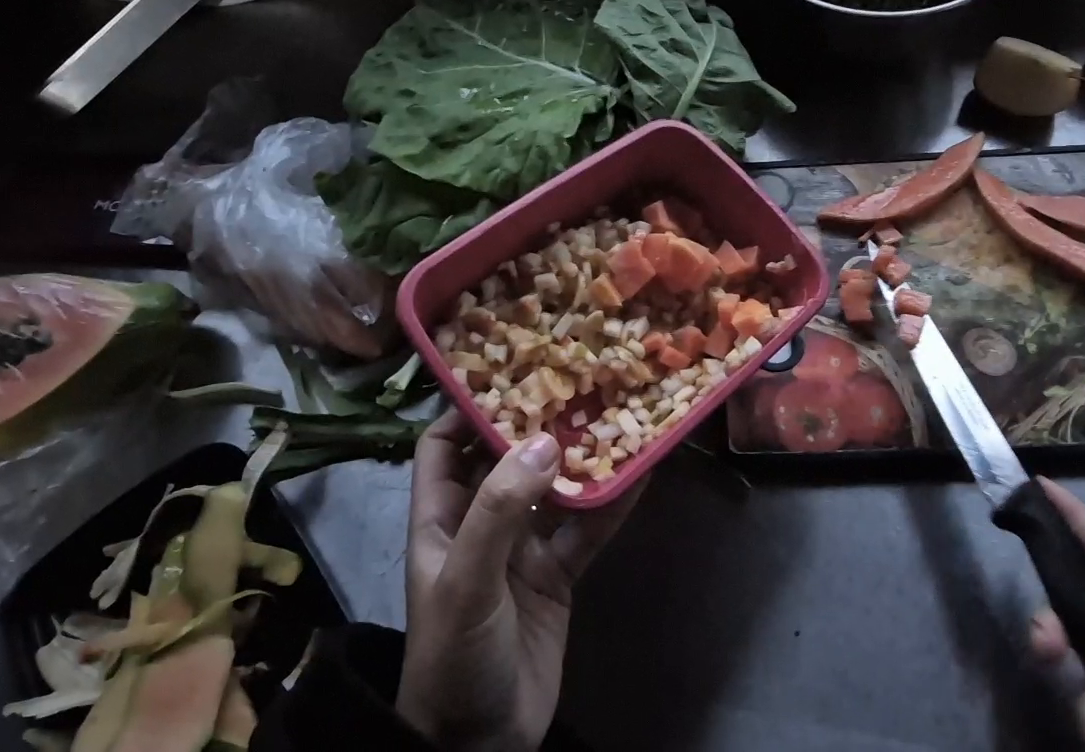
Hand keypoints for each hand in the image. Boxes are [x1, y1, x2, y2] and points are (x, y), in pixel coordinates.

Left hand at [397, 410, 644, 750]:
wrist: (480, 742)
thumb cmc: (454, 653)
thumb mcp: (465, 580)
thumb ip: (499, 511)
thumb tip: (544, 440)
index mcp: (441, 516)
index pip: (444, 444)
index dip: (468, 407)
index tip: (510, 369)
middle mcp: (482, 521)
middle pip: (507, 457)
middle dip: (539, 422)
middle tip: (579, 378)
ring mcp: (523, 547)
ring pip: (555, 488)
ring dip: (583, 457)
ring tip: (618, 412)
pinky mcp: (558, 573)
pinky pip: (589, 527)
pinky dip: (613, 502)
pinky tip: (643, 472)